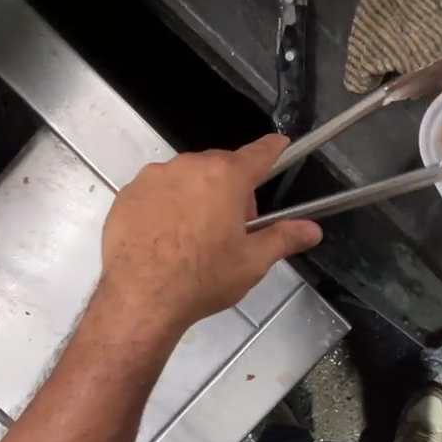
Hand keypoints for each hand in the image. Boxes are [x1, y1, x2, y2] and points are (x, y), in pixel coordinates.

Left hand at [98, 135, 321, 333]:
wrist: (142, 297)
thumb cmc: (202, 278)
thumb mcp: (252, 262)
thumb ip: (284, 238)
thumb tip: (312, 230)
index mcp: (226, 178)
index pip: (258, 154)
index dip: (272, 149)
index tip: (279, 144)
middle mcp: (189, 166)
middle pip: (220, 169)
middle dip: (231, 191)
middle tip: (232, 231)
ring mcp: (154, 177)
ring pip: (186, 179)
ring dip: (197, 198)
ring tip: (195, 241)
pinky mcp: (129, 194)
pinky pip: (157, 193)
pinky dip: (166, 208)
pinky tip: (167, 241)